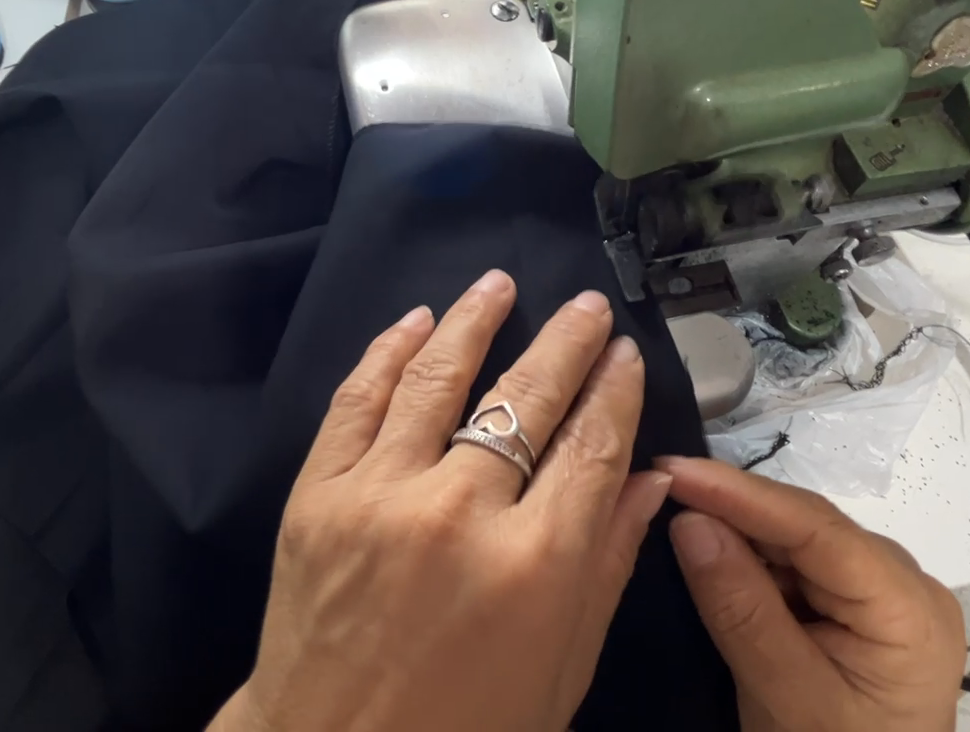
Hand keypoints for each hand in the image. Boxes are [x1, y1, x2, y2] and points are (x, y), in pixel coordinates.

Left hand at [211, 270, 673, 731]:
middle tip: (584, 305)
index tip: (625, 352)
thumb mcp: (562, 667)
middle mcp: (459, 513)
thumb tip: (650, 478)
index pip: (591, 445)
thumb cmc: (467, 727)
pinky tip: (419, 319)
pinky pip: (357, 399)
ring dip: (474, 321)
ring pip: (436, 378)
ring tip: (500, 283)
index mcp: (536, 566)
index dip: (614, 390)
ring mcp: (380, 494)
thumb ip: (609, 565)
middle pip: (526, 398)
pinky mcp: (318, 491)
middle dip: (565, 342)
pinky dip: (389, 351)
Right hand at [659, 457, 963, 731]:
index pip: (815, 527)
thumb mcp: (786, 698)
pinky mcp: (851, 602)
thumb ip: (741, 609)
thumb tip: (688, 520)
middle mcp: (901, 582)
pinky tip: (707, 546)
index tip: (672, 470)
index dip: (739, 492)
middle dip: (730, 504)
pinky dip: (744, 555)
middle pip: (802, 523)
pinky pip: (790, 560)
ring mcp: (877, 590)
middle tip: (657, 484)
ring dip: (732, 526)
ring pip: (790, 535)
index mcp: (906, 608)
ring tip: (672, 507)